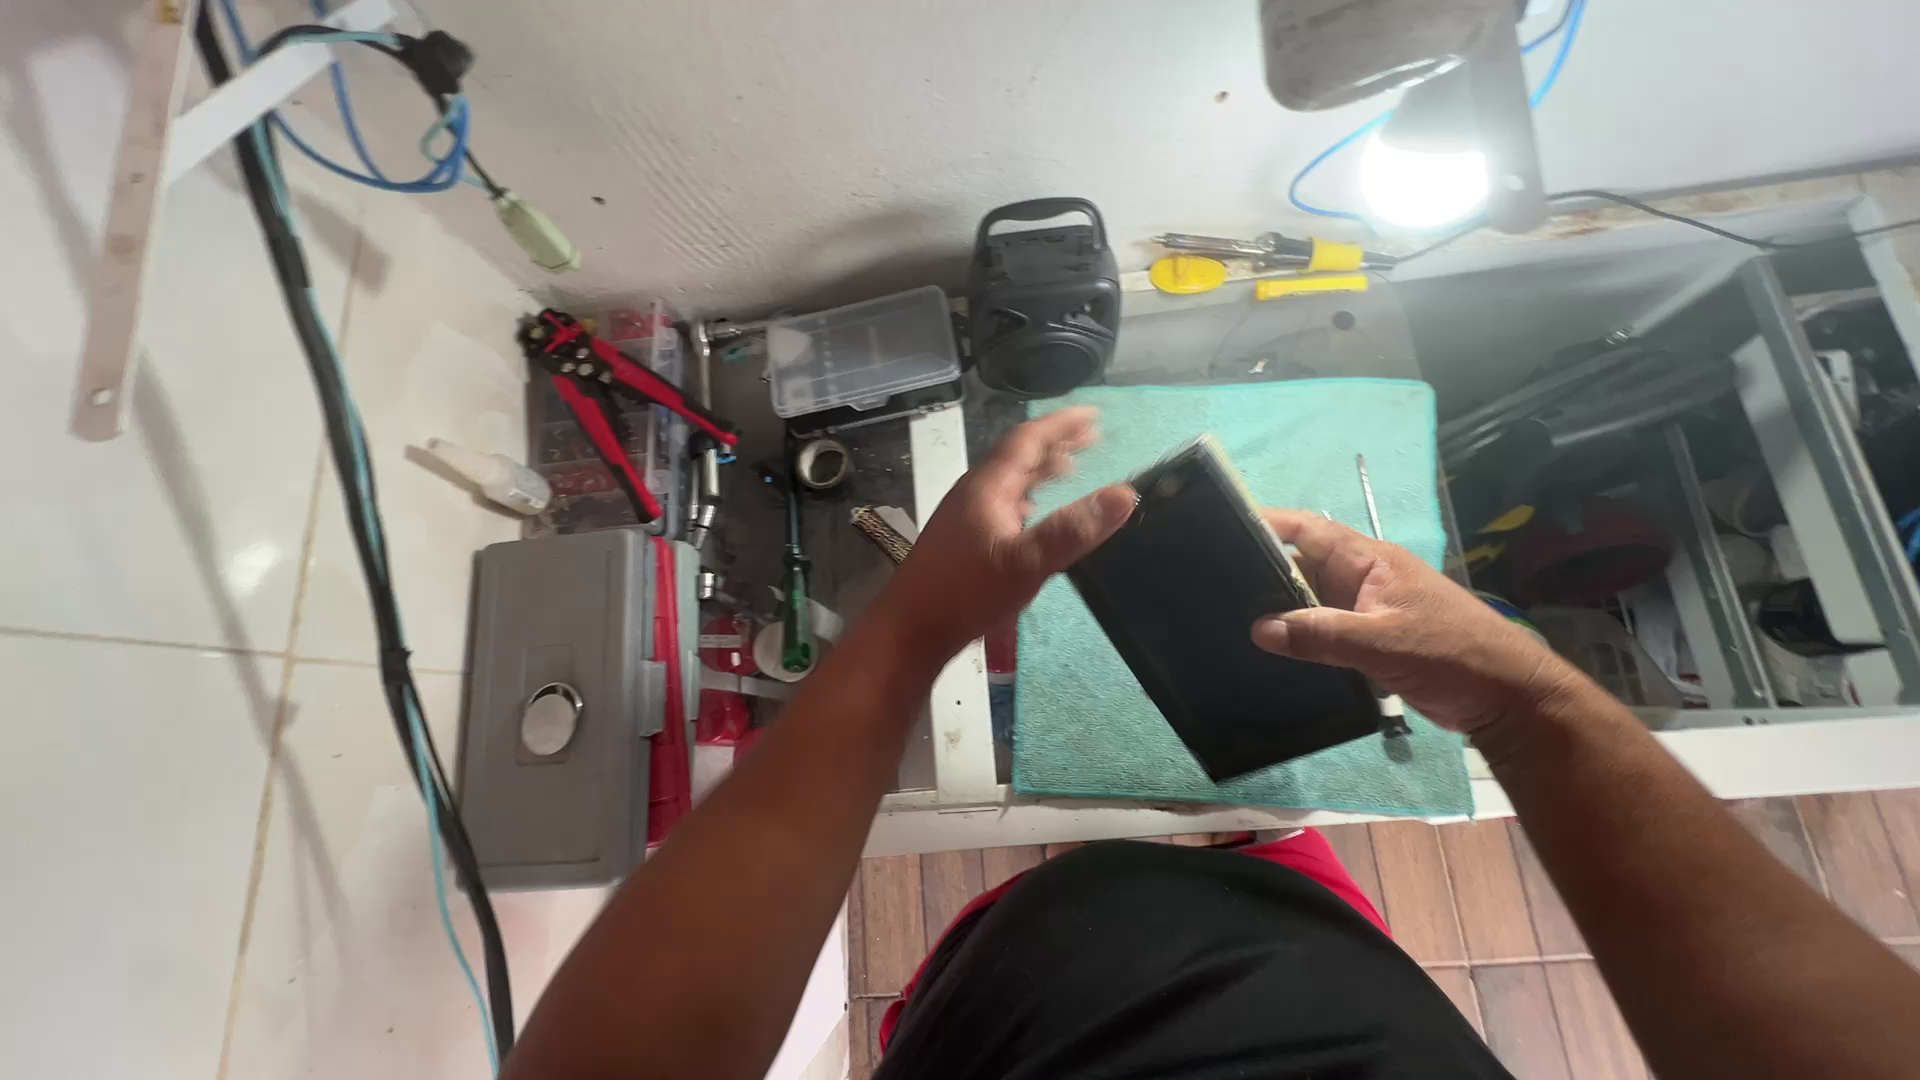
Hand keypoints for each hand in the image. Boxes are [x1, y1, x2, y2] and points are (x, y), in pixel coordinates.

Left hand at [874, 407, 1135, 662]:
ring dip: (1041, 471)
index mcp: (987, 487)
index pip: (1028, 439)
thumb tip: (1124, 494)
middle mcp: (974, 493)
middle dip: (1055, 444)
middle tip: (1092, 439)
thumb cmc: (965, 593)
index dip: (1061, 424)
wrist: (910, 630)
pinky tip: (1034, 515)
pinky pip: (1002, 504)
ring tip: (1071, 470)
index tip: (1094, 415)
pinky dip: (1027, 498)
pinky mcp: (962, 540)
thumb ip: (1073, 529)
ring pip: (1009, 481)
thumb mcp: (1026, 562)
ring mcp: (965, 517)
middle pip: (1018, 456)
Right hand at [1249, 508, 1576, 736]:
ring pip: (1308, 598)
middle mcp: (1361, 578)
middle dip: (1261, 568)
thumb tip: (1258, 629)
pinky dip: (1295, 632)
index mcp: (1368, 561)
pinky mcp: (1366, 638)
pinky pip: (1319, 626)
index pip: (1308, 529)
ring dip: (1277, 605)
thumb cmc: (1451, 654)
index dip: (1268, 522)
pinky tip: (1268, 646)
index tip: (1223, 526)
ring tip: (1228, 613)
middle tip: (1213, 580)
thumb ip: (1319, 634)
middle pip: (1301, 563)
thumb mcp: (1381, 642)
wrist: (1506, 698)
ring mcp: (1363, 609)